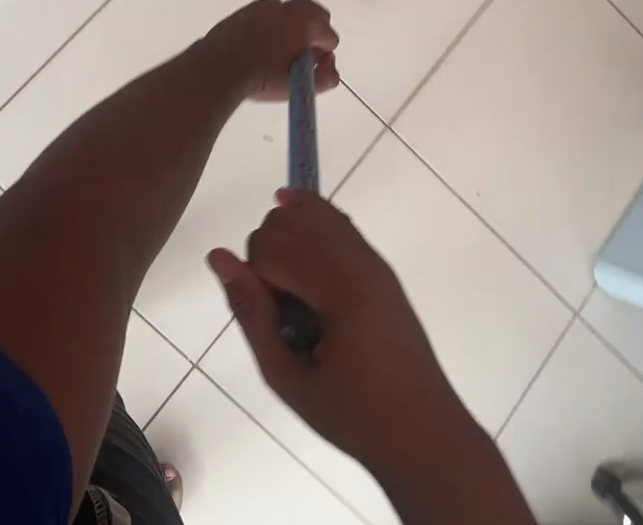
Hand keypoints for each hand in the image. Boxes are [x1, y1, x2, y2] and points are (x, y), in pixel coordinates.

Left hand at [194, 0, 339, 101]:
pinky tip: (261, 44)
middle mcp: (289, 8)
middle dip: (314, 32)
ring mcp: (266, 6)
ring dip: (292, 27)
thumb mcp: (298, 85)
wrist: (219, 67)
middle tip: (301, 55)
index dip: (324, 54)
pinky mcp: (247, 9)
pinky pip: (268, 13)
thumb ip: (325, 79)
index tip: (311, 67)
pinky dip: (271, 24)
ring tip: (280, 51)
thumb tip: (330, 68)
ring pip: (291, 10)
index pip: (329, 36)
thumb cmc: (263, 77)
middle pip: (315, 13)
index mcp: (307, 23)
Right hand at [208, 191, 465, 472]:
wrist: (424, 431)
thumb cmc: (354, 414)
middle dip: (267, 251)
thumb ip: (251, 313)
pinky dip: (311, 220)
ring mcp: (374, 259)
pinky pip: (337, 221)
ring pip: (314, 211)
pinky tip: (292, 227)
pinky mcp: (380, 265)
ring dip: (287, 234)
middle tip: (276, 309)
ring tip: (286, 284)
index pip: (272, 247)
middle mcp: (359, 261)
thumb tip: (218, 256)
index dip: (252, 277)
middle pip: (289, 221)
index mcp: (340, 289)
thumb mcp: (288, 376)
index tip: (265, 320)